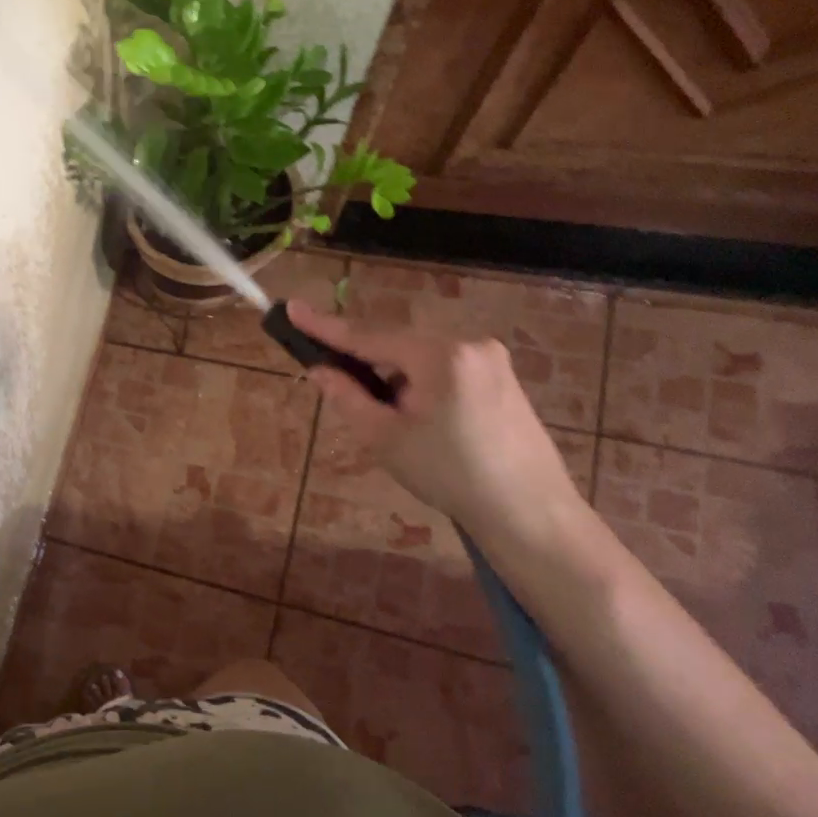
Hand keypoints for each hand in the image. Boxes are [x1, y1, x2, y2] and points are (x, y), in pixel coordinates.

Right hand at [289, 301, 581, 534]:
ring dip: (391, 378)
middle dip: (363, 361)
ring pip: (419, 359)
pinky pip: (443, 370)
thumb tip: (320, 370)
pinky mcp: (500, 379)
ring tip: (383, 420)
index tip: (291, 309)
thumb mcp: (383, 437)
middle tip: (331, 381)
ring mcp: (491, 360)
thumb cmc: (447, 472)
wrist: (526, 508)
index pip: (368, 335)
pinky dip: (416, 385)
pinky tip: (412, 420)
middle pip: (397, 344)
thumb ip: (346, 396)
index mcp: (440, 355)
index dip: (324, 326)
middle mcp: (469, 345)